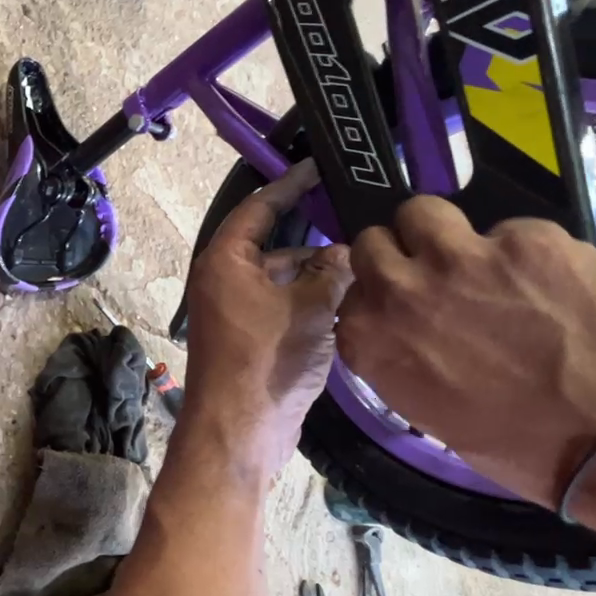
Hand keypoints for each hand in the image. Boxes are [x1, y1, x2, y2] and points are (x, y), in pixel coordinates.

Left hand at [181, 160, 352, 483]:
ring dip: (319, 273)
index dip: (288, 187)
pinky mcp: (252, 337)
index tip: (318, 168)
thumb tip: (348, 252)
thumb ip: (332, 273)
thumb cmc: (266, 359)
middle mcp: (224, 280)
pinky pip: (285, 304)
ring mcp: (236, 310)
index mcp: (224, 261)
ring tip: (372, 264)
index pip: (257, 209)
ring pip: (283, 278)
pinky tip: (354, 300)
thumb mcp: (309, 308)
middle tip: (363, 222)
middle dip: (315, 237)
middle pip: (273, 245)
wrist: (239, 428)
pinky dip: (313, 300)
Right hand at [336, 197, 595, 503]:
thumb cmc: (519, 445)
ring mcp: (461, 258)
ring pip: (422, 212)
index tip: (403, 310)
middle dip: (398, 256)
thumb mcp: (425, 407)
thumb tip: (406, 332)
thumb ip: (396, 355)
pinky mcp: (527, 240)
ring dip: (441, 232)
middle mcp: (400, 289)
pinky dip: (525, 253)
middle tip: (434, 278)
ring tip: (477, 259)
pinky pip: (510, 230)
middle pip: (373, 243)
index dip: (379, 298)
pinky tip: (551, 284)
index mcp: (369, 336)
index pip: (350, 293)